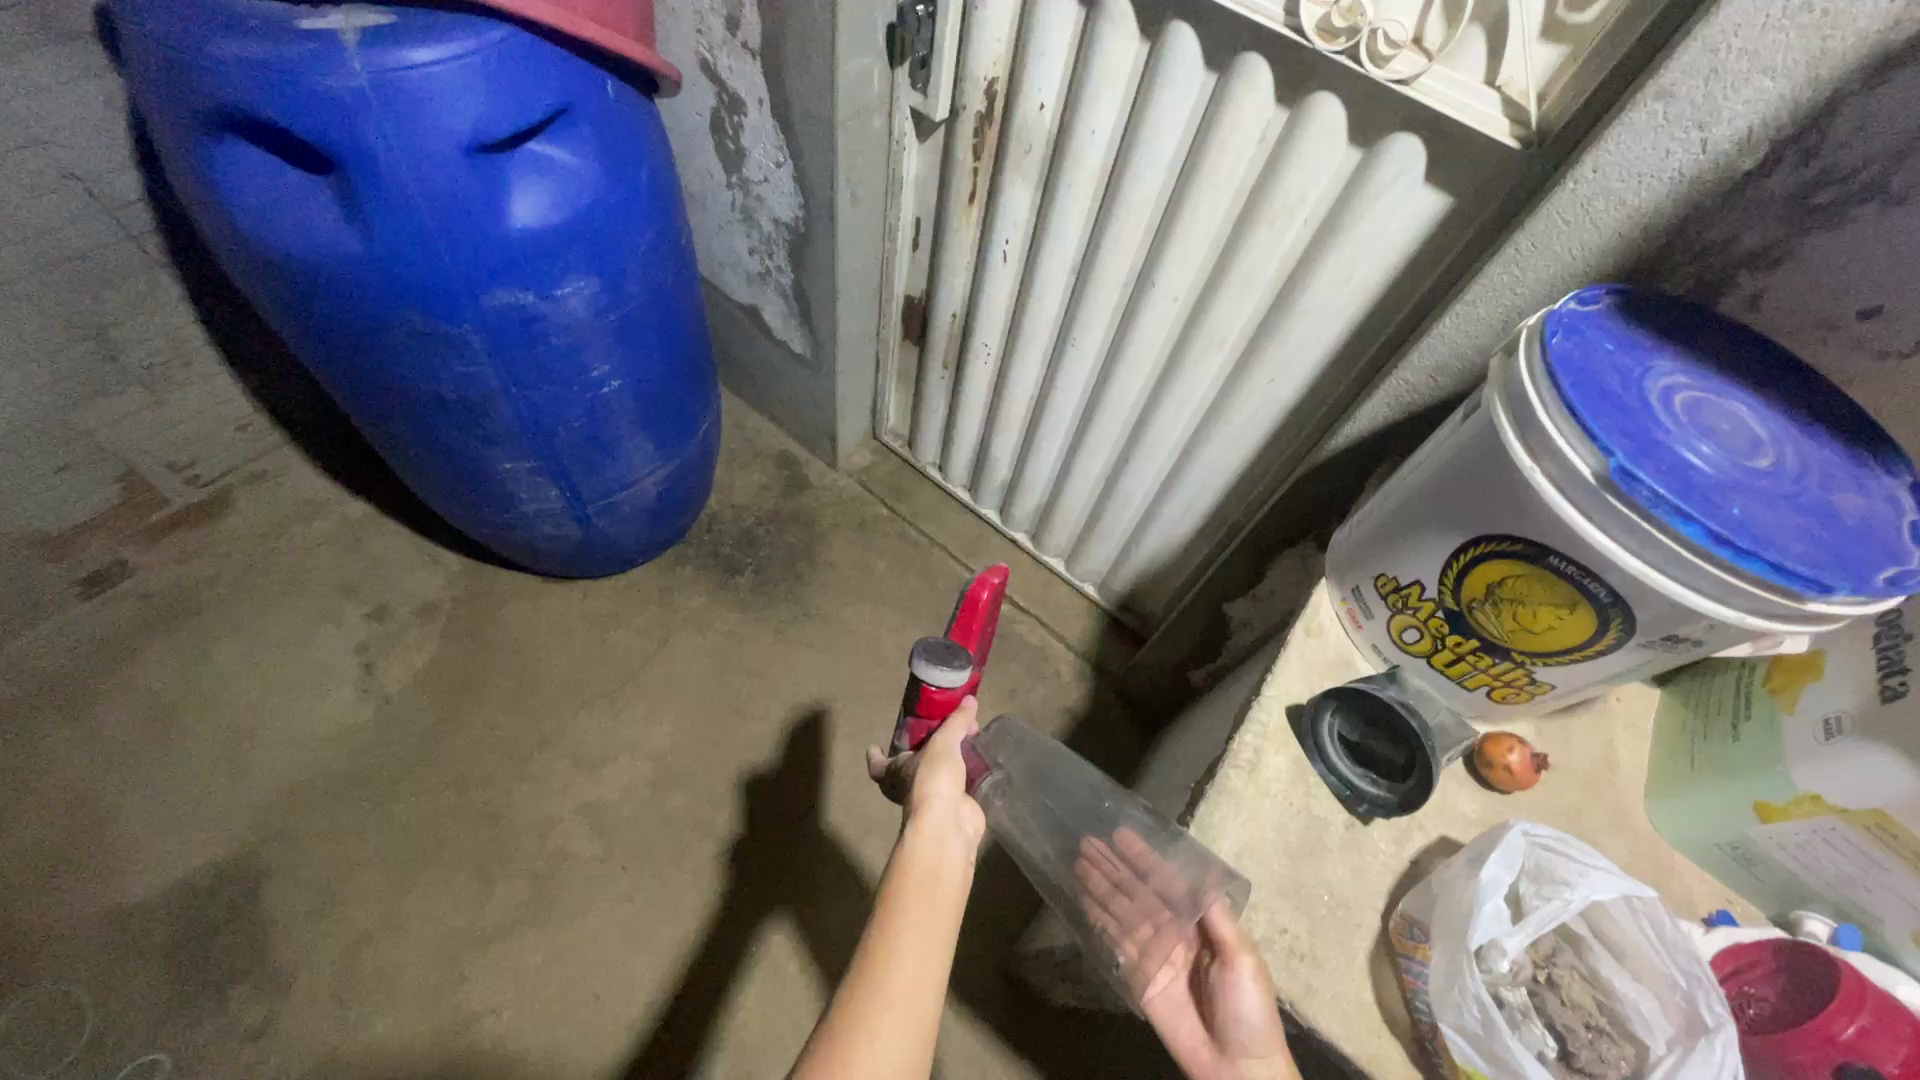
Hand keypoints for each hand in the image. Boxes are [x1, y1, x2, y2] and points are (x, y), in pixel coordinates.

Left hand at [866, 696, 985, 851]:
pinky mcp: (952, 809)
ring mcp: (929, 800)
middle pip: (908, 768)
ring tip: (964, 742)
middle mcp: (907, 787)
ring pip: (934, 778)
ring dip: (946, 763)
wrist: (948, 824)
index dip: (876, 754)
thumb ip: (956, 722)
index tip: (875, 745)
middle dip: (922, 752)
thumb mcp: (943, 744)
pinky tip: (979, 764)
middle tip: (939, 732)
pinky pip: (957, 788)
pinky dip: (966, 777)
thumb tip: (969, 699)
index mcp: (894, 771)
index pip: (877, 764)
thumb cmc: (931, 780)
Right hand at [1075, 831, 1294, 1079]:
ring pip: (1122, 911)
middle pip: (1138, 892)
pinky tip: (1083, 900)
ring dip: (1101, 887)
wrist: (1237, 1067)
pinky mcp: (1138, 977)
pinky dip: (1098, 920)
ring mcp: (1154, 953)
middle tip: (1087, 842)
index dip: (1144, 858)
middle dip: (1114, 867)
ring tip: (1078, 863)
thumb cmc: (1248, 1009)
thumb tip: (1199, 877)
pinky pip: (1115, 942)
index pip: (1167, 882)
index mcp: (1201, 923)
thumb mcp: (1243, 958)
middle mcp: (1174, 931)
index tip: (1121, 835)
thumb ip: (1218, 918)